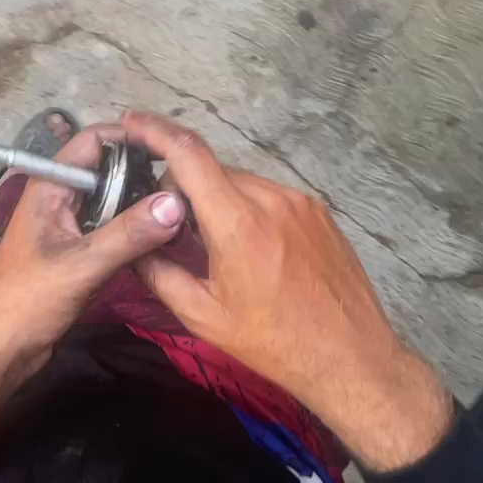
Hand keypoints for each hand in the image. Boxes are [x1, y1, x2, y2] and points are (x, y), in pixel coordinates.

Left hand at [0, 123, 186, 431]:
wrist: (0, 347)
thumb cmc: (28, 299)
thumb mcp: (82, 264)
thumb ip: (128, 234)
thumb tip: (176, 201)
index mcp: (50, 185)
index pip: (91, 141)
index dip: (128, 138)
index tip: (170, 150)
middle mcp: (59, 196)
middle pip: (105, 169)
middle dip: (141, 173)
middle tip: (186, 186)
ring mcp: (67, 224)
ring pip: (111, 201)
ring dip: (140, 204)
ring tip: (184, 212)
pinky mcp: (76, 250)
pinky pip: (109, 228)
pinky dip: (133, 230)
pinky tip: (162, 241)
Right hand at [123, 111, 453, 471]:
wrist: (353, 360)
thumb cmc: (273, 342)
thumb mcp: (201, 315)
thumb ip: (157, 271)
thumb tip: (131, 241)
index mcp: (236, 222)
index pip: (188, 153)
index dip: (154, 130)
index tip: (130, 122)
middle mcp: (268, 198)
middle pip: (208, 168)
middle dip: (181, 185)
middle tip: (171, 224)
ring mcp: (297, 200)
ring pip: (236, 180)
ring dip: (214, 197)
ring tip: (214, 241)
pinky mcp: (316, 209)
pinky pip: (265, 192)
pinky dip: (244, 205)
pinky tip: (250, 244)